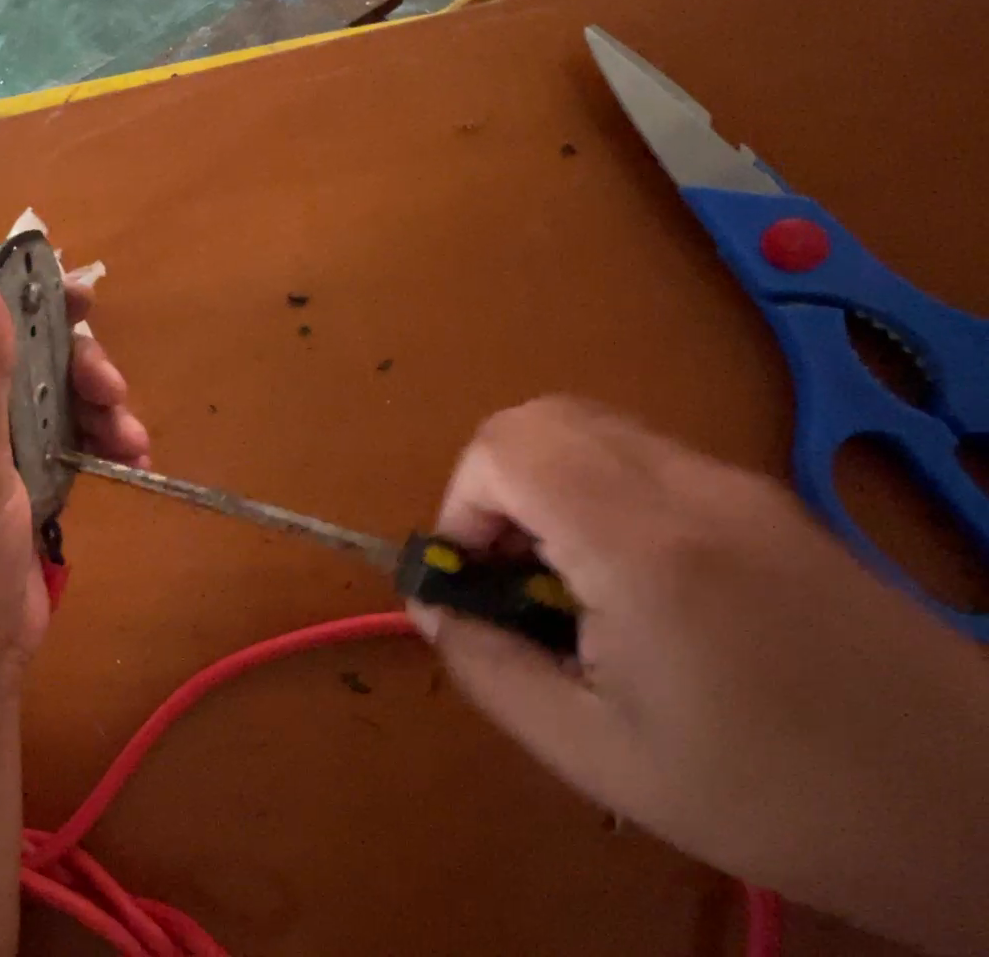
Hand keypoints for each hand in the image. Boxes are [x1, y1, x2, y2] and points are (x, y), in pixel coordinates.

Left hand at [0, 264, 148, 668]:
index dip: (20, 297)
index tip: (82, 297)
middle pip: (20, 353)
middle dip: (74, 363)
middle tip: (114, 388)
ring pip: (50, 393)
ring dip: (95, 403)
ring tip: (130, 435)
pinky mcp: (21, 478)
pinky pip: (65, 435)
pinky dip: (99, 437)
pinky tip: (131, 456)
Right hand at [415, 396, 988, 954]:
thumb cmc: (777, 794)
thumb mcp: (594, 752)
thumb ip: (488, 666)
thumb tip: (437, 606)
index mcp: (643, 546)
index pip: (506, 446)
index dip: (460, 504)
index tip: (475, 580)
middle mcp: (691, 490)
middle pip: (541, 419)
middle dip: (491, 488)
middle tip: (507, 575)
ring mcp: (738, 489)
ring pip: (589, 432)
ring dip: (540, 489)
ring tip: (560, 584)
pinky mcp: (764, 504)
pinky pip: (639, 461)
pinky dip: (591, 496)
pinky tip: (621, 584)